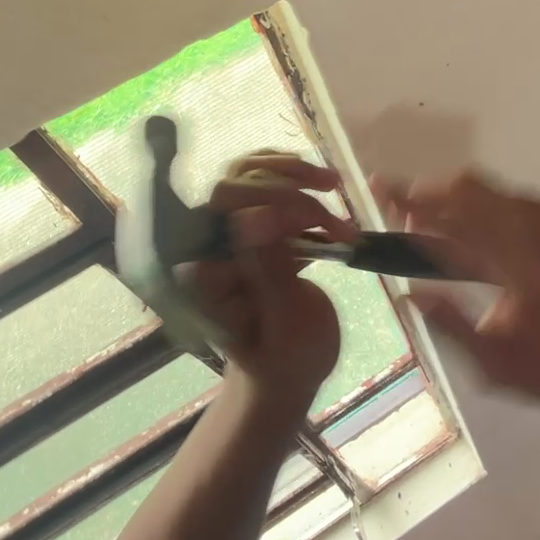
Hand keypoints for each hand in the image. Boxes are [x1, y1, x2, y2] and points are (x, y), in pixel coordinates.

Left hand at [183, 157, 359, 410]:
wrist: (288, 367)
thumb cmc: (288, 360)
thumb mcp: (287, 327)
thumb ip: (268, 273)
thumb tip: (253, 218)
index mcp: (200, 276)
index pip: (221, 215)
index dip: (268, 204)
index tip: (319, 222)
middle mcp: (201, 245)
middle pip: (234, 187)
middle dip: (292, 195)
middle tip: (339, 225)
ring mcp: (221, 228)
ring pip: (246, 172)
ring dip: (294, 174)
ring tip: (333, 186)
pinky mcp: (243, 218)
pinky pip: (258, 175)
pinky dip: (290, 172)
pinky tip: (318, 181)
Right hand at [375, 168, 539, 406]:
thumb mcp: (495, 364)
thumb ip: (449, 325)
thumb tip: (406, 292)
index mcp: (524, 267)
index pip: (454, 223)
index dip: (413, 202)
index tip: (380, 187)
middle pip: (469, 191)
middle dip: (426, 194)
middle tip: (395, 206)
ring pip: (486, 189)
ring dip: (448, 201)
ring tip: (419, 220)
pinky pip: (506, 197)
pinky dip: (475, 206)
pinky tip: (457, 226)